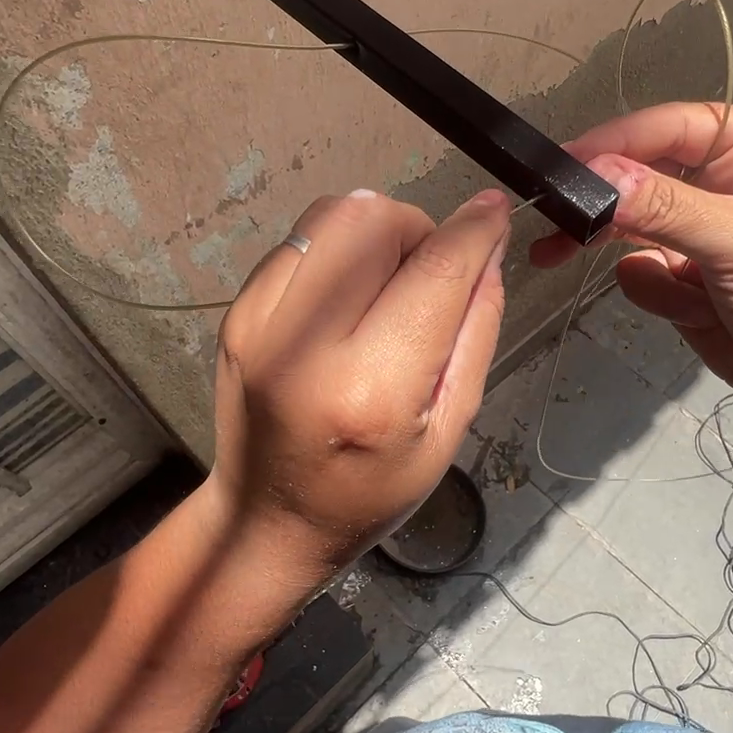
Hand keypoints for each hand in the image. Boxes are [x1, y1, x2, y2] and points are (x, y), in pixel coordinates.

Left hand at [208, 189, 509, 566]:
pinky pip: (301, 239)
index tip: (496, 212)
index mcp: (371, 390)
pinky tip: (345, 299)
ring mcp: (259, 322)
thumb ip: (474, 332)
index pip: (434, 273)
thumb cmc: (370, 491)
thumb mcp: (447, 432)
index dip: (474, 231)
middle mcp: (306, 344)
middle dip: (420, 231)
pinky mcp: (236, 311)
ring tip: (386, 285)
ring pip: (334, 214)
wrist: (267, 519)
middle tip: (428, 278)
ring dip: (378, 232)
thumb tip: (489, 249)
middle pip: (376, 220)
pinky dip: (339, 250)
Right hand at [531, 103, 732, 461]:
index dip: (621, 140)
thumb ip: (667, 208)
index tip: (567, 161)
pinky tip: (697, 313)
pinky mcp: (686, 280)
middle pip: (645, 176)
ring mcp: (702, 235)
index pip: (677, 127)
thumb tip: (596, 174)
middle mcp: (726, 186)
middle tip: (555, 223)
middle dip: (608, 205)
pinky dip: (661, 296)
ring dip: (639, 260)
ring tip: (651, 288)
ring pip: (634, 230)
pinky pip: (643, 274)